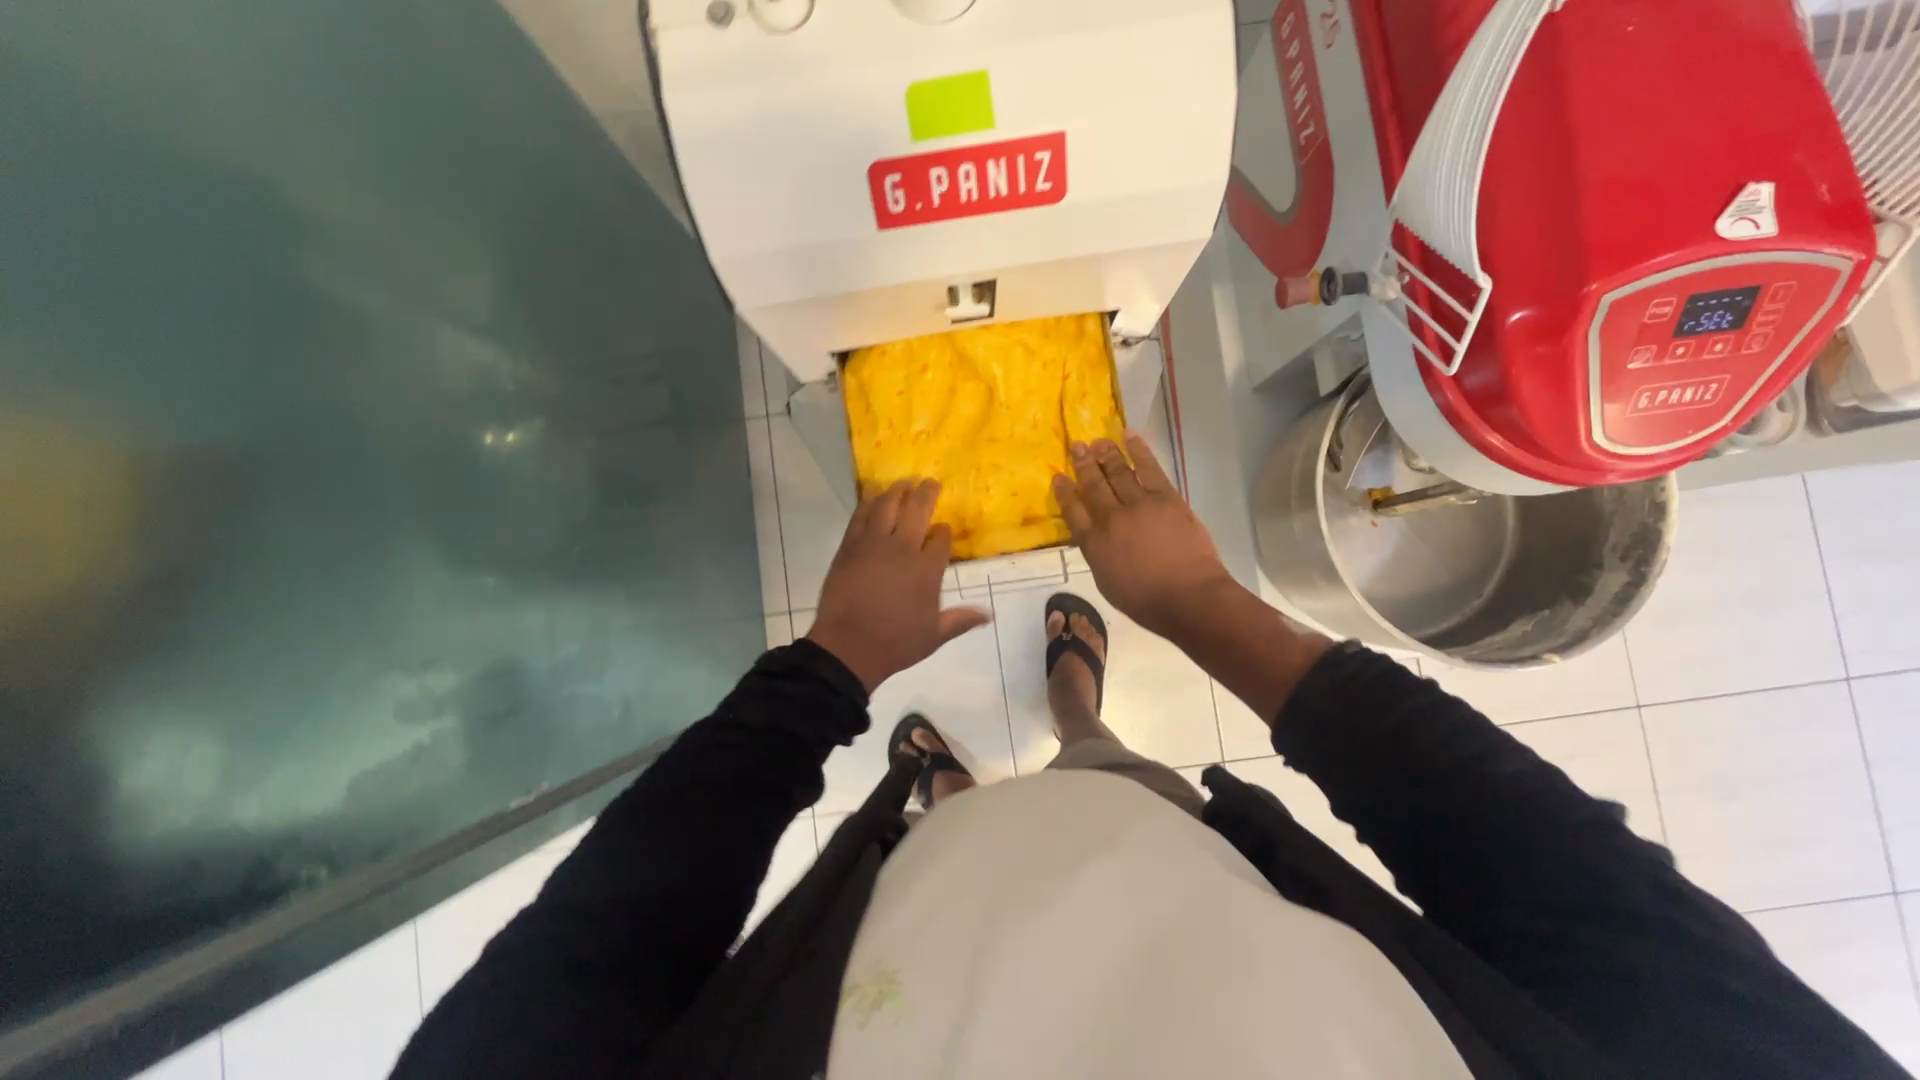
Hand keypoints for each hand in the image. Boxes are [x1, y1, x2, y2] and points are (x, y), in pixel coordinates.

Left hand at [805, 479, 991, 691]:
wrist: (848, 646)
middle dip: (926, 493)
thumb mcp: (934, 636)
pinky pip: (860, 516)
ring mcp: (873, 544)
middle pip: (917, 510)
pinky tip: (873, 496)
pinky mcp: (849, 546)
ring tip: (904, 482)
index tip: (943, 529)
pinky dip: (869, 503)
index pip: (941, 538)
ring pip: (887, 505)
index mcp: (927, 569)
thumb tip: (989, 615)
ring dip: (898, 490)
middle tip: (930, 482)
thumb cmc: (895, 643)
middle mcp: (903, 548)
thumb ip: (961, 620)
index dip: (943, 531)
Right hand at [1052, 433, 1235, 637]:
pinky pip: (1149, 469)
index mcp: (1094, 544)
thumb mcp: (1108, 583)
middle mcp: (1111, 519)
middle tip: (1077, 446)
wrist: (1188, 596)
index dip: (1065, 493)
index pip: (1073, 512)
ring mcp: (1139, 505)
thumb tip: (1096, 539)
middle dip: (1084, 464)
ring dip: (1107, 454)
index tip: (1059, 477)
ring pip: (1119, 472)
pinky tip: (1131, 437)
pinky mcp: (1166, 498)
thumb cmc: (1146, 602)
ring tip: (1099, 441)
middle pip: (1094, 485)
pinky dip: (1139, 451)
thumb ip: (1099, 556)